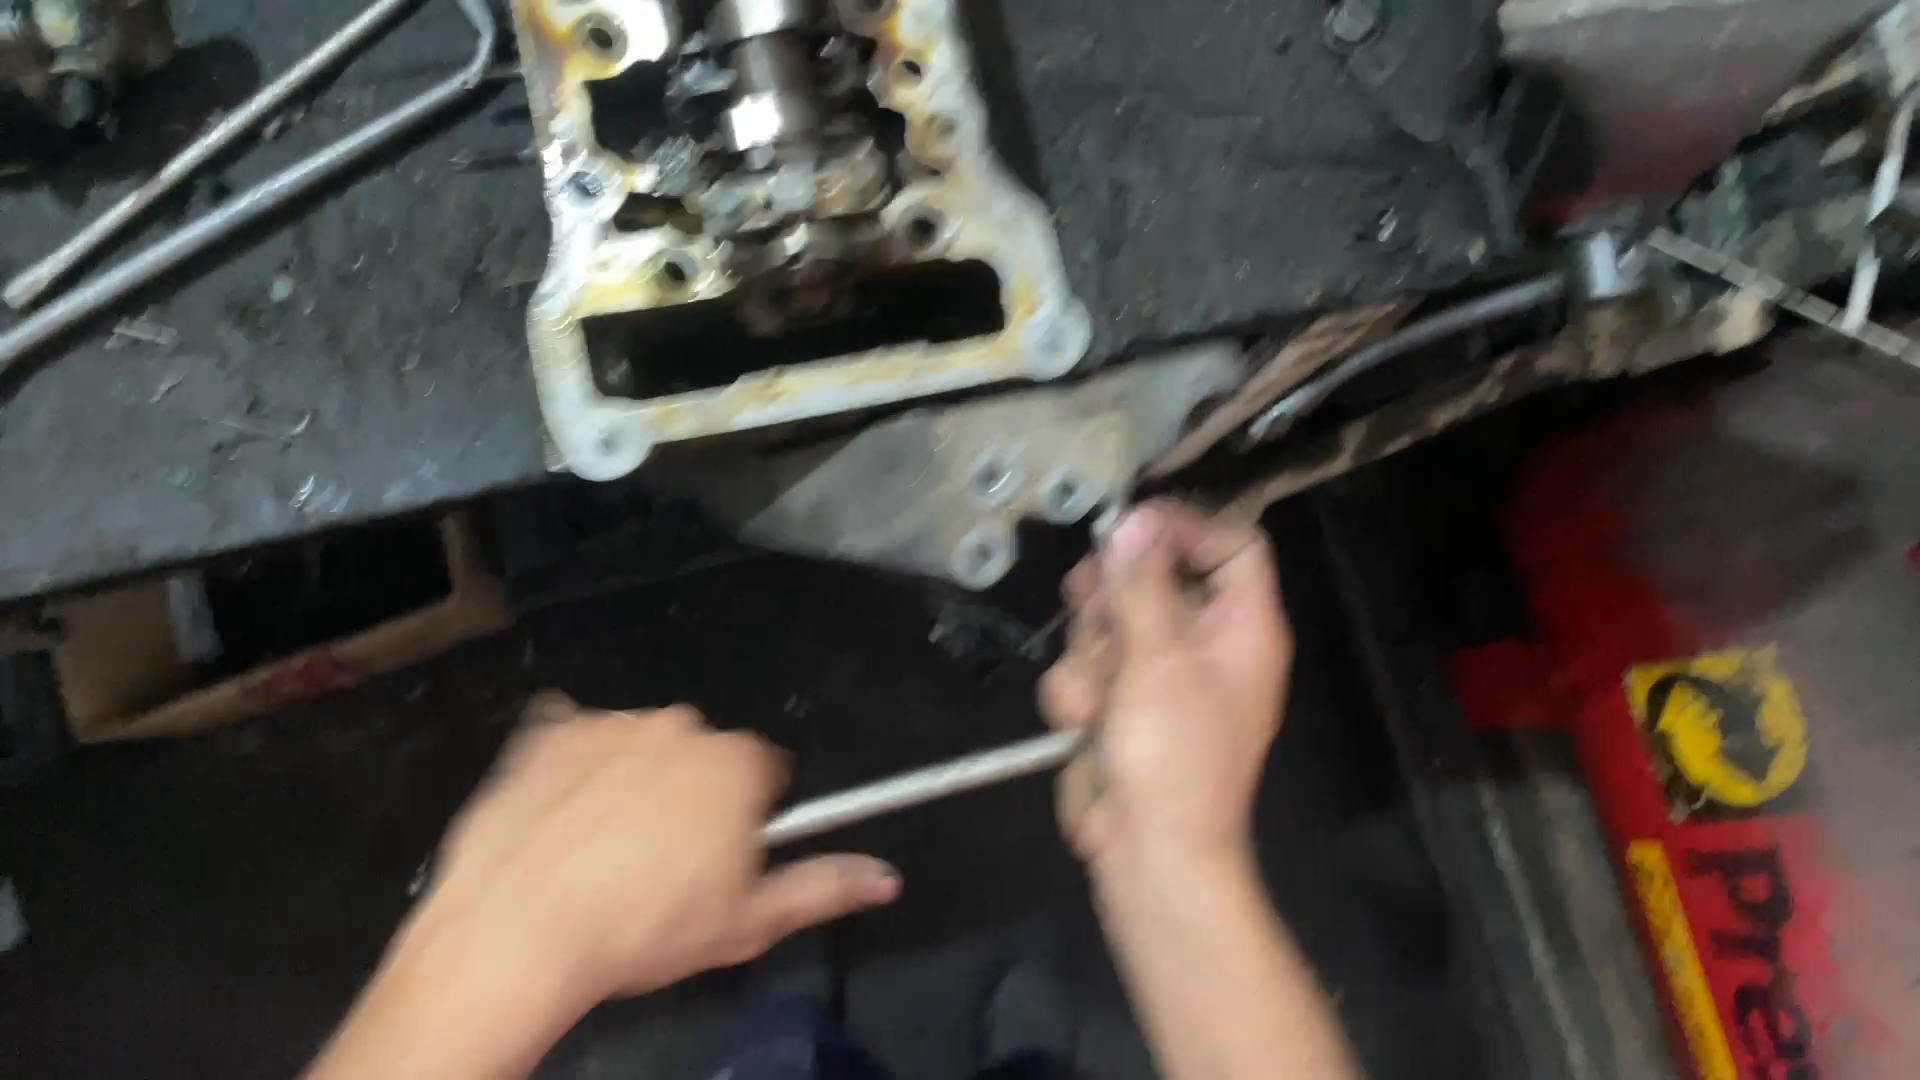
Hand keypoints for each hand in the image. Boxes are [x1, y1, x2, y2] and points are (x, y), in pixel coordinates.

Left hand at [411, 695, 900, 1005]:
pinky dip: (579, 770)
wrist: (514, 936)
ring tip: (606, 850)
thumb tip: (886, 875)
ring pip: (644, 747)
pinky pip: (579, 738)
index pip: (765, 773)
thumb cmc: (640, 929)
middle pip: (706, 755)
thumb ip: (825, 885)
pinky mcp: (552, 731)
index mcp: (737, 763)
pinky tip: (566, 820)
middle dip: (695, 796)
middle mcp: (682, 727)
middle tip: (664, 862)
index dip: (745, 818)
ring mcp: (614, 723)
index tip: (718, 857)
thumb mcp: (749, 920)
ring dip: (637, 783)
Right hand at [1038, 501, 1292, 875]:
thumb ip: (1142, 586)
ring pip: (1106, 621)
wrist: (1146, 855)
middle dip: (1113, 598)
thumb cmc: (1173, 759)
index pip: (1232, 546)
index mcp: (1241, 628)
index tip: (1128, 526)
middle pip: (1153, 578)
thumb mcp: (1160, 663)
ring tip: (1098, 697)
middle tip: (1090, 605)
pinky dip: (1077, 692)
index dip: (1185, 528)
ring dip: (1089, 655)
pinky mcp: (1114, 700)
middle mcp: (1200, 642)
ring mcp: (1153, 672)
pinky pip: (1084, 665)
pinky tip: (1083, 723)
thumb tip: (1132, 520)